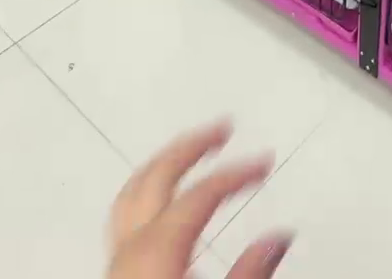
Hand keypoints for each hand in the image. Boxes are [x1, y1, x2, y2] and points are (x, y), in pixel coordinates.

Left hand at [107, 119, 291, 278]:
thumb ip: (249, 274)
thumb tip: (278, 236)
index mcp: (154, 258)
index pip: (198, 194)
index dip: (234, 172)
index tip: (263, 162)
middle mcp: (127, 258)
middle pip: (151, 179)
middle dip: (188, 146)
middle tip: (223, 127)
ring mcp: (113, 272)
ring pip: (128, 198)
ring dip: (161, 167)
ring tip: (190, 152)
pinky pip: (125, 223)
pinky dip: (148, 198)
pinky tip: (165, 208)